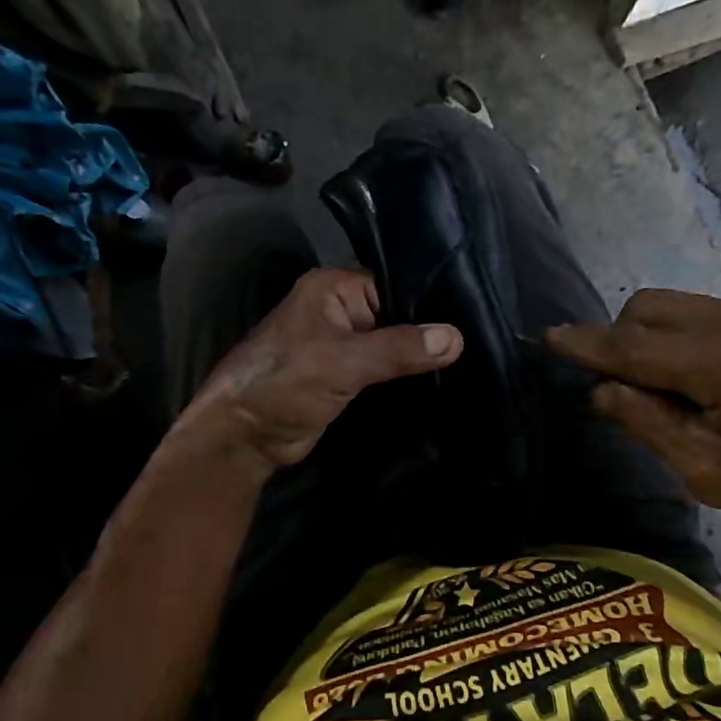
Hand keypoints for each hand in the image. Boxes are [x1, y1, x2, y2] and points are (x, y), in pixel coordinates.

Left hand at [172, 268, 463, 474]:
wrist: (244, 437)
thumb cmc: (285, 384)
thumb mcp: (345, 362)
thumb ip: (399, 348)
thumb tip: (457, 337)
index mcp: (333, 288)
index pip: (394, 283)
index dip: (429, 299)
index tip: (471, 313)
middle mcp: (339, 310)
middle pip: (396, 314)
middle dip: (428, 330)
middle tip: (476, 340)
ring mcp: (342, 344)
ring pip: (392, 344)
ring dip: (418, 356)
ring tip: (467, 361)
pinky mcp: (346, 375)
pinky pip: (384, 368)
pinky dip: (405, 375)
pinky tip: (439, 380)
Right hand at [546, 290, 720, 567]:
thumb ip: (653, 425)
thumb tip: (604, 391)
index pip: (635, 343)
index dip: (586, 343)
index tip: (548, 337)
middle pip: (653, 305)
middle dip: (621, 337)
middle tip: (621, 387)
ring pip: (689, 305)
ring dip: (662, 339)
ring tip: (676, 393)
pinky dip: (699, 339)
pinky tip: (720, 382)